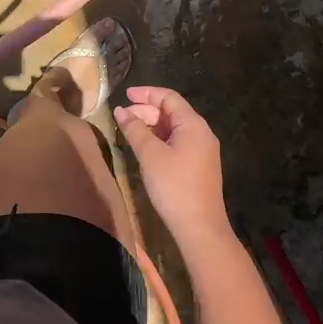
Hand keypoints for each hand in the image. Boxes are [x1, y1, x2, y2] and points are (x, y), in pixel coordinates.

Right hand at [113, 86, 228, 240]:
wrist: (201, 229)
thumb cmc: (174, 186)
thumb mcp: (150, 155)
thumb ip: (134, 129)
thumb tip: (121, 110)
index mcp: (193, 125)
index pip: (168, 97)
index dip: (146, 93)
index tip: (125, 95)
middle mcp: (201, 133)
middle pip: (171, 112)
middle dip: (146, 111)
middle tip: (122, 118)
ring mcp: (202, 151)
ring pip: (173, 129)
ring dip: (151, 127)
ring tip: (129, 132)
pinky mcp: (199, 167)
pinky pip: (177, 143)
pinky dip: (159, 140)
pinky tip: (144, 149)